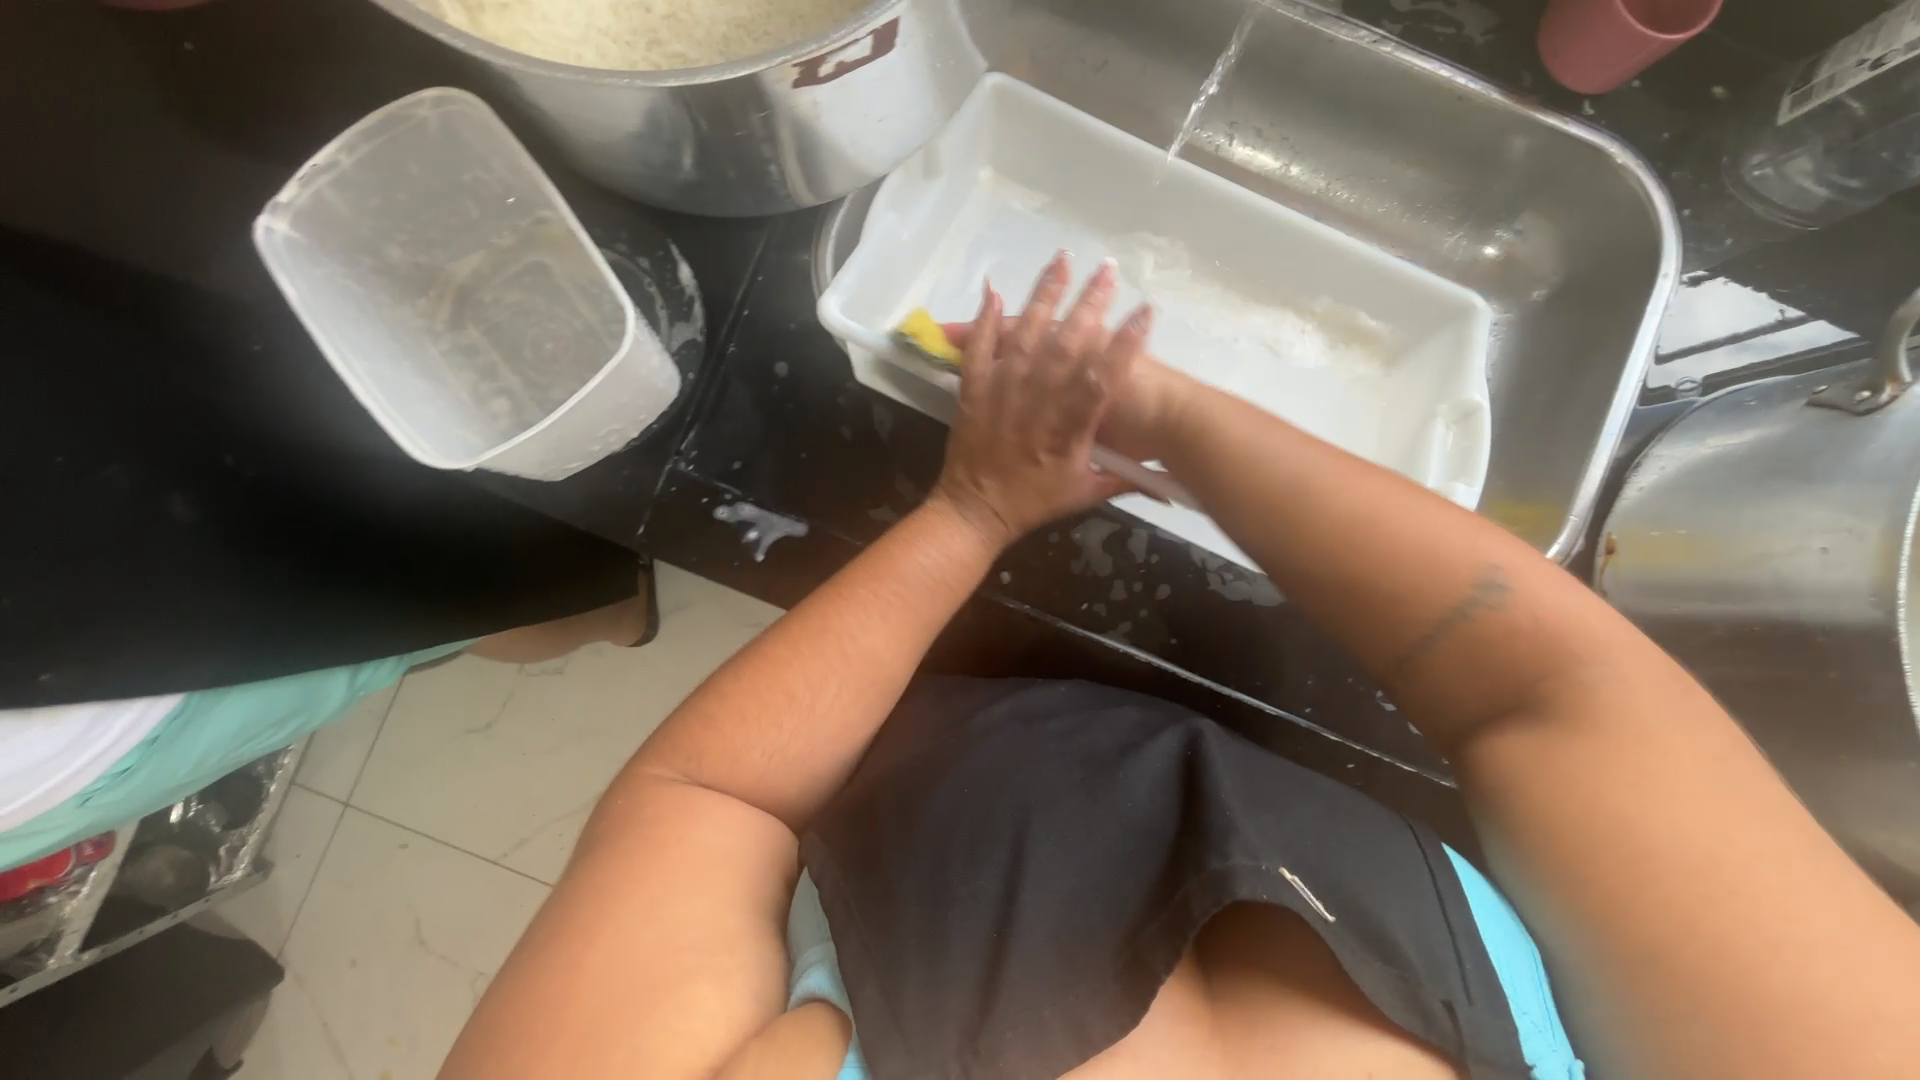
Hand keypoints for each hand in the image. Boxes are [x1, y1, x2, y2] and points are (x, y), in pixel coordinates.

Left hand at [929, 254, 1154, 548]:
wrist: (974, 513)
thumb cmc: (1031, 505)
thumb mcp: (1083, 493)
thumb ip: (1122, 479)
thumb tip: (1165, 478)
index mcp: (1066, 430)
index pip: (1102, 381)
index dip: (1126, 346)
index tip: (1146, 312)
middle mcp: (1035, 406)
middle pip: (1064, 349)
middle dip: (1087, 306)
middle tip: (1106, 271)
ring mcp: (1001, 397)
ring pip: (1023, 341)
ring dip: (1043, 299)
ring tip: (1060, 263)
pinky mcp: (973, 394)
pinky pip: (978, 354)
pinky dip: (984, 324)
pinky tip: (994, 293)